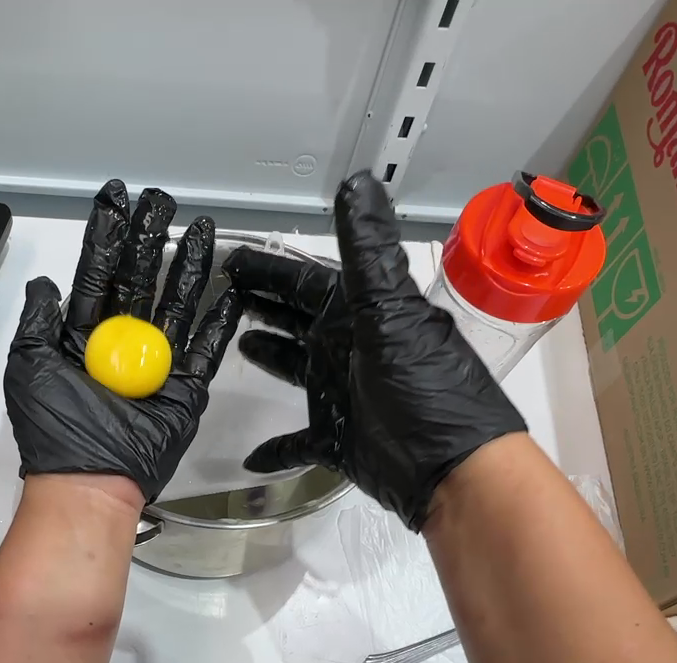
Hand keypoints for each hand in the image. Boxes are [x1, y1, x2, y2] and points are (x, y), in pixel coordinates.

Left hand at [5, 180, 242, 503]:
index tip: (115, 201)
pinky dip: (218, 322)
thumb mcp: (28, 366)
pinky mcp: (184, 389)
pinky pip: (205, 350)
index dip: (105, 238)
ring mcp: (155, 366)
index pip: (96, 276)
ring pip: (175, 305)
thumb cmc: (55, 428)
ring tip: (201, 229)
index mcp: (81, 338)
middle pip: (140, 282)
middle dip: (151, 240)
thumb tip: (43, 283)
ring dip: (188, 267)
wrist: (90, 480)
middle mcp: (120, 345)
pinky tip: (227, 290)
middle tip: (162, 202)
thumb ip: (37, 320)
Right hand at [226, 172, 526, 529]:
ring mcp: (341, 395)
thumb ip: (370, 254)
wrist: (452, 466)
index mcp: (358, 316)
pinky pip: (297, 444)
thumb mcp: (393, 315)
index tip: (232, 259)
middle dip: (263, 304)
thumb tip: (359, 182)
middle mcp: (347, 349)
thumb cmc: (425, 388)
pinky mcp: (337, 440)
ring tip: (236, 343)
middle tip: (224, 294)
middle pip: (297, 319)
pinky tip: (251, 454)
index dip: (270, 269)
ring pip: (296, 368)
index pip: (305, 281)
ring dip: (270, 355)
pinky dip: (276, 448)